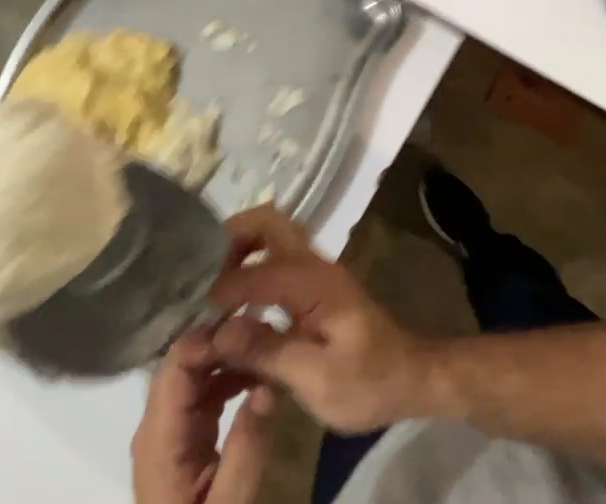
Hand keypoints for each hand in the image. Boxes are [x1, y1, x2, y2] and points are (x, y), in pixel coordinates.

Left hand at [132, 332, 274, 503]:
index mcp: (159, 439)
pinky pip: (200, 397)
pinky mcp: (180, 442)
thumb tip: (269, 385)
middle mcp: (154, 428)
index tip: (252, 324)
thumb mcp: (231, 502)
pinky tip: (257, 378)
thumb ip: (248, 446)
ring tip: (267, 348)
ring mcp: (166, 434)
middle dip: (220, 341)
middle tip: (265, 327)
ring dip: (225, 359)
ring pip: (191, 377)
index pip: (175, 368)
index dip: (208, 339)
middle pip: (180, 365)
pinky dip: (226, 381)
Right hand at [207, 207, 432, 433]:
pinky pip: (275, 260)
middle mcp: (314, 265)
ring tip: (207, 290)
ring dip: (237, 251)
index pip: (256, 270)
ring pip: (270, 235)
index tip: (191, 312)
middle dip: (228, 239)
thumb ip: (268, 351)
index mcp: (315, 283)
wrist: (413, 378)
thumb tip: (219, 330)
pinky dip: (249, 268)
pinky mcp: (315, 287)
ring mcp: (316, 273)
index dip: (220, 289)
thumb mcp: (318, 380)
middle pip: (266, 222)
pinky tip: (231, 305)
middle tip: (199, 278)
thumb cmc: (370, 382)